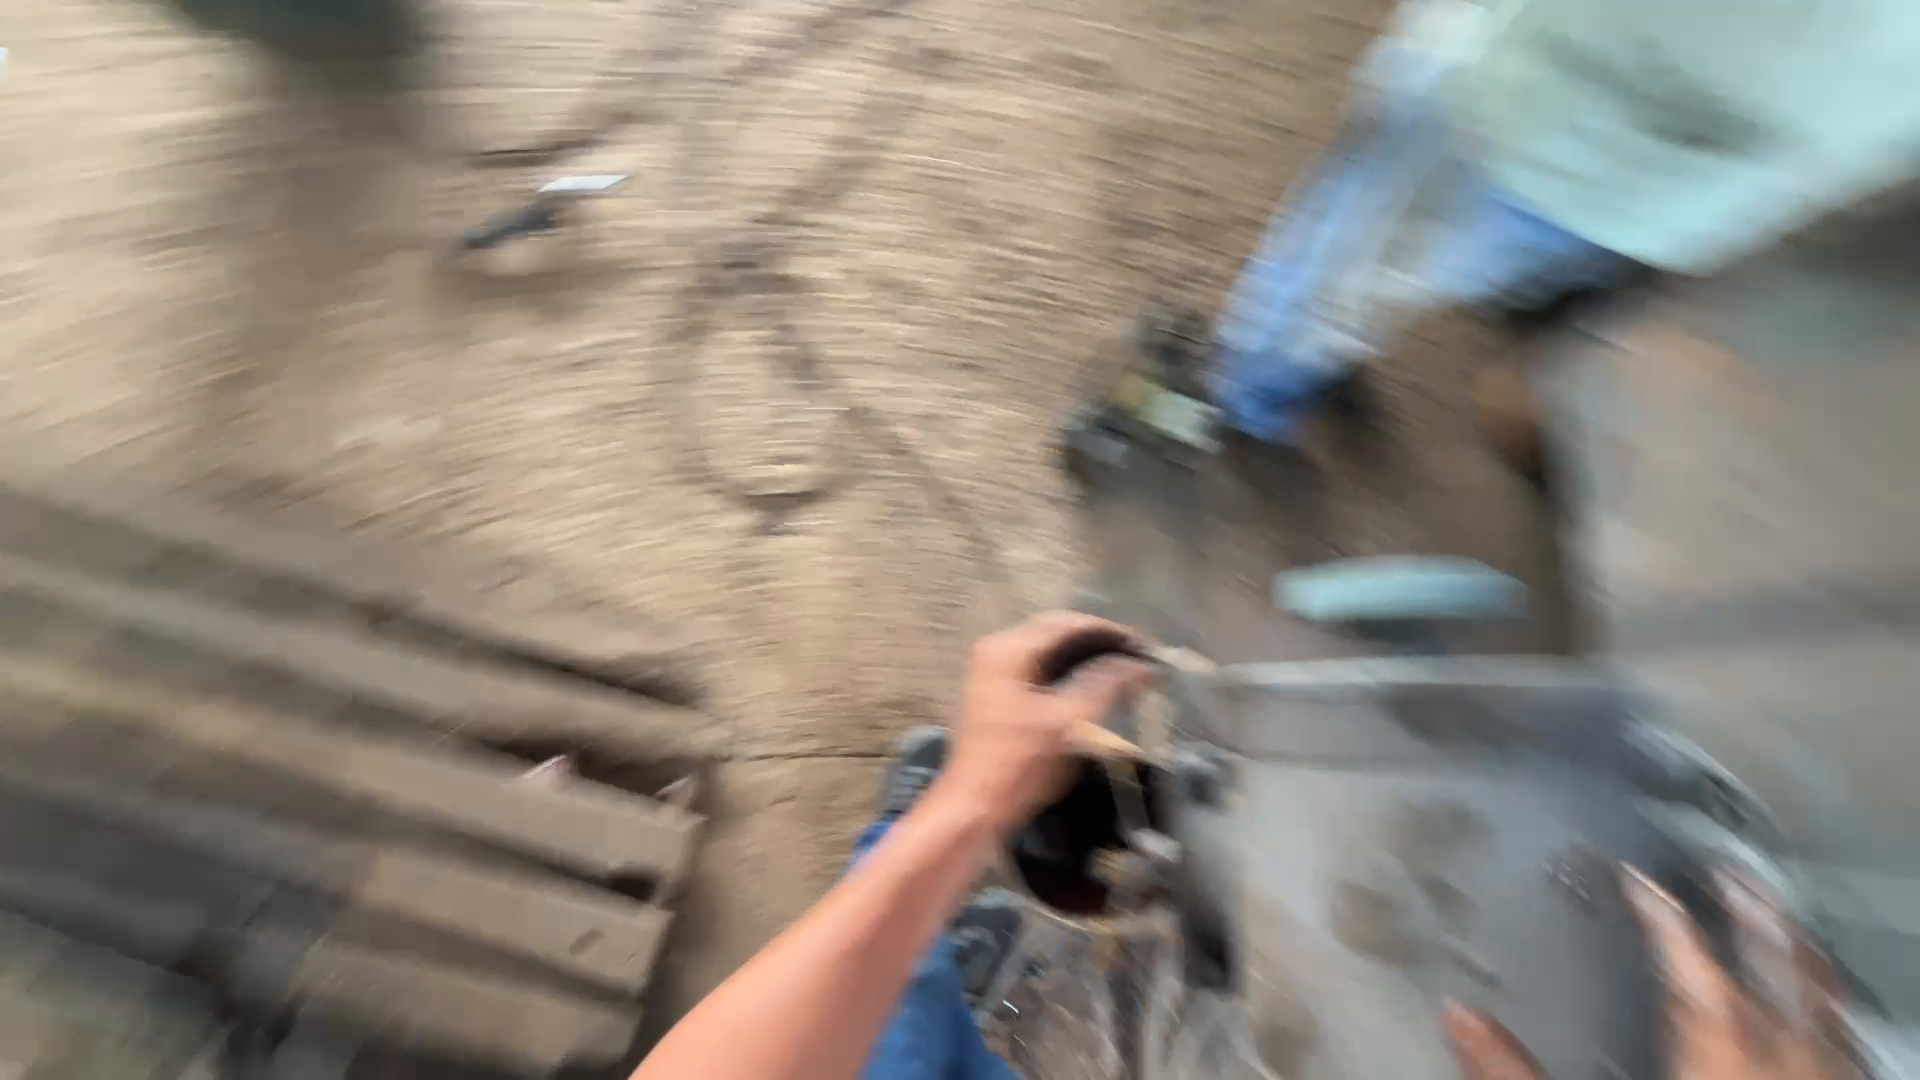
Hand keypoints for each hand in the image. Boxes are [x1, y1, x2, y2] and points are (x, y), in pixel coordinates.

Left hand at [927, 611, 1156, 836]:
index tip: (1146, 647)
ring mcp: (993, 669)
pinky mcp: (997, 690)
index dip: (1112, 632)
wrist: (975, 806)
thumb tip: (1142, 666)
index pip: (1069, 623)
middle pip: (1057, 631)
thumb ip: (1107, 685)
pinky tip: (1094, 685)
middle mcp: (997, 649)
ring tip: (1124, 669)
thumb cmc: (1020, 764)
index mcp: (1009, 649)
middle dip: (1100, 642)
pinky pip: (1040, 666)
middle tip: (1139, 657)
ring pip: (1049, 649)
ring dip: (1085, 656)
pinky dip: (1068, 671)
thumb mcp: (1069, 722)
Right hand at [1446, 866, 1863, 1079]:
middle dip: (1767, 934)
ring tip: (1791, 929)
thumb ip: (1513, 1076)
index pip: (1695, 989)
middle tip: (1743, 874)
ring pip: (1838, 1040)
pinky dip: (1843, 1039)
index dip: (1669, 927)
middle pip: (1789, 1003)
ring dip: (1814, 978)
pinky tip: (1830, 1026)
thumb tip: (1453, 1009)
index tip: (1640, 878)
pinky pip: (1852, 1075)